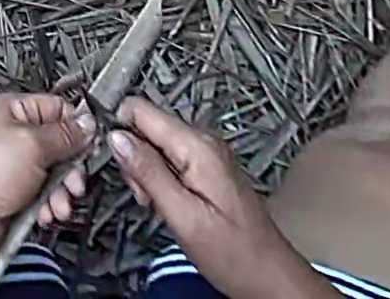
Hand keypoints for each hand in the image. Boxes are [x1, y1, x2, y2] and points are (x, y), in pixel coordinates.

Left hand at [0, 93, 94, 257]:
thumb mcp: (32, 143)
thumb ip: (64, 135)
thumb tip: (86, 123)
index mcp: (15, 109)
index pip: (58, 108)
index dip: (77, 126)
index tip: (91, 144)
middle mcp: (16, 134)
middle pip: (61, 145)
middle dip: (71, 166)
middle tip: (74, 179)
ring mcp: (17, 165)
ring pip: (56, 174)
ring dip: (62, 191)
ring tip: (58, 202)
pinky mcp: (18, 193)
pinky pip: (46, 196)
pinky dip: (50, 205)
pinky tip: (46, 212)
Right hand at [108, 98, 321, 297]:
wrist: (273, 281)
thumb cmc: (237, 256)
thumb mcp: (184, 217)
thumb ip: (147, 172)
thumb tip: (117, 137)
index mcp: (196, 146)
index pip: (139, 108)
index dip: (120, 131)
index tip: (118, 160)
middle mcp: (201, 140)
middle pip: (145, 125)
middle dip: (134, 157)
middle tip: (145, 194)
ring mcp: (205, 152)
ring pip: (154, 141)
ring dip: (146, 170)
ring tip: (159, 203)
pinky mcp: (205, 165)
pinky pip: (167, 156)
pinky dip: (159, 177)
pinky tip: (169, 202)